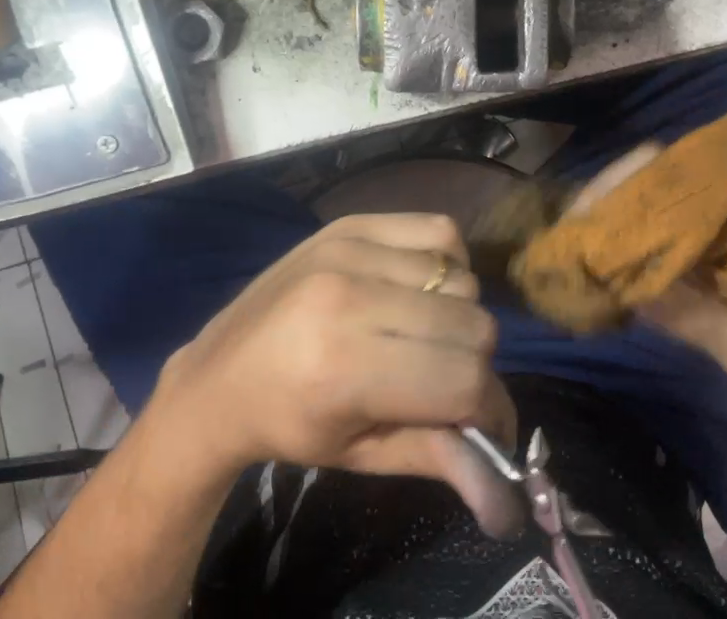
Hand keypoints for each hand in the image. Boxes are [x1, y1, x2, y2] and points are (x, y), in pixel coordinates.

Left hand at [147, 213, 524, 535]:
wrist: (219, 374)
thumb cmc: (290, 424)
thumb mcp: (361, 456)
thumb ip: (438, 460)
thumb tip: (507, 503)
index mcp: (345, 370)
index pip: (465, 381)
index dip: (489, 411)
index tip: (482, 427)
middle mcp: (349, 299)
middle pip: (474, 328)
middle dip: (472, 365)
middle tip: (443, 383)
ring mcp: (349, 252)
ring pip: (463, 282)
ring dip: (457, 318)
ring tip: (421, 337)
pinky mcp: (350, 224)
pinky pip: (441, 232)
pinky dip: (446, 264)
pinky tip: (419, 290)